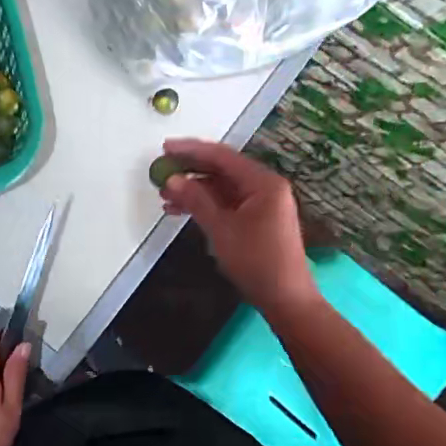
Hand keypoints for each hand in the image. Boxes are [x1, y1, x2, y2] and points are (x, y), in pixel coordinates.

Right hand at [158, 138, 317, 316]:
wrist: (284, 297)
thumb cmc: (256, 260)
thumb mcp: (221, 228)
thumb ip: (196, 200)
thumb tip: (172, 179)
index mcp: (263, 183)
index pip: (222, 157)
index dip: (191, 151)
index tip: (164, 148)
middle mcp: (264, 187)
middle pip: (222, 170)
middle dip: (190, 171)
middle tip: (160, 172)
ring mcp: (261, 204)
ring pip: (221, 188)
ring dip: (193, 190)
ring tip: (164, 197)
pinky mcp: (256, 219)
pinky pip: (225, 203)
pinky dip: (204, 204)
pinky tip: (180, 211)